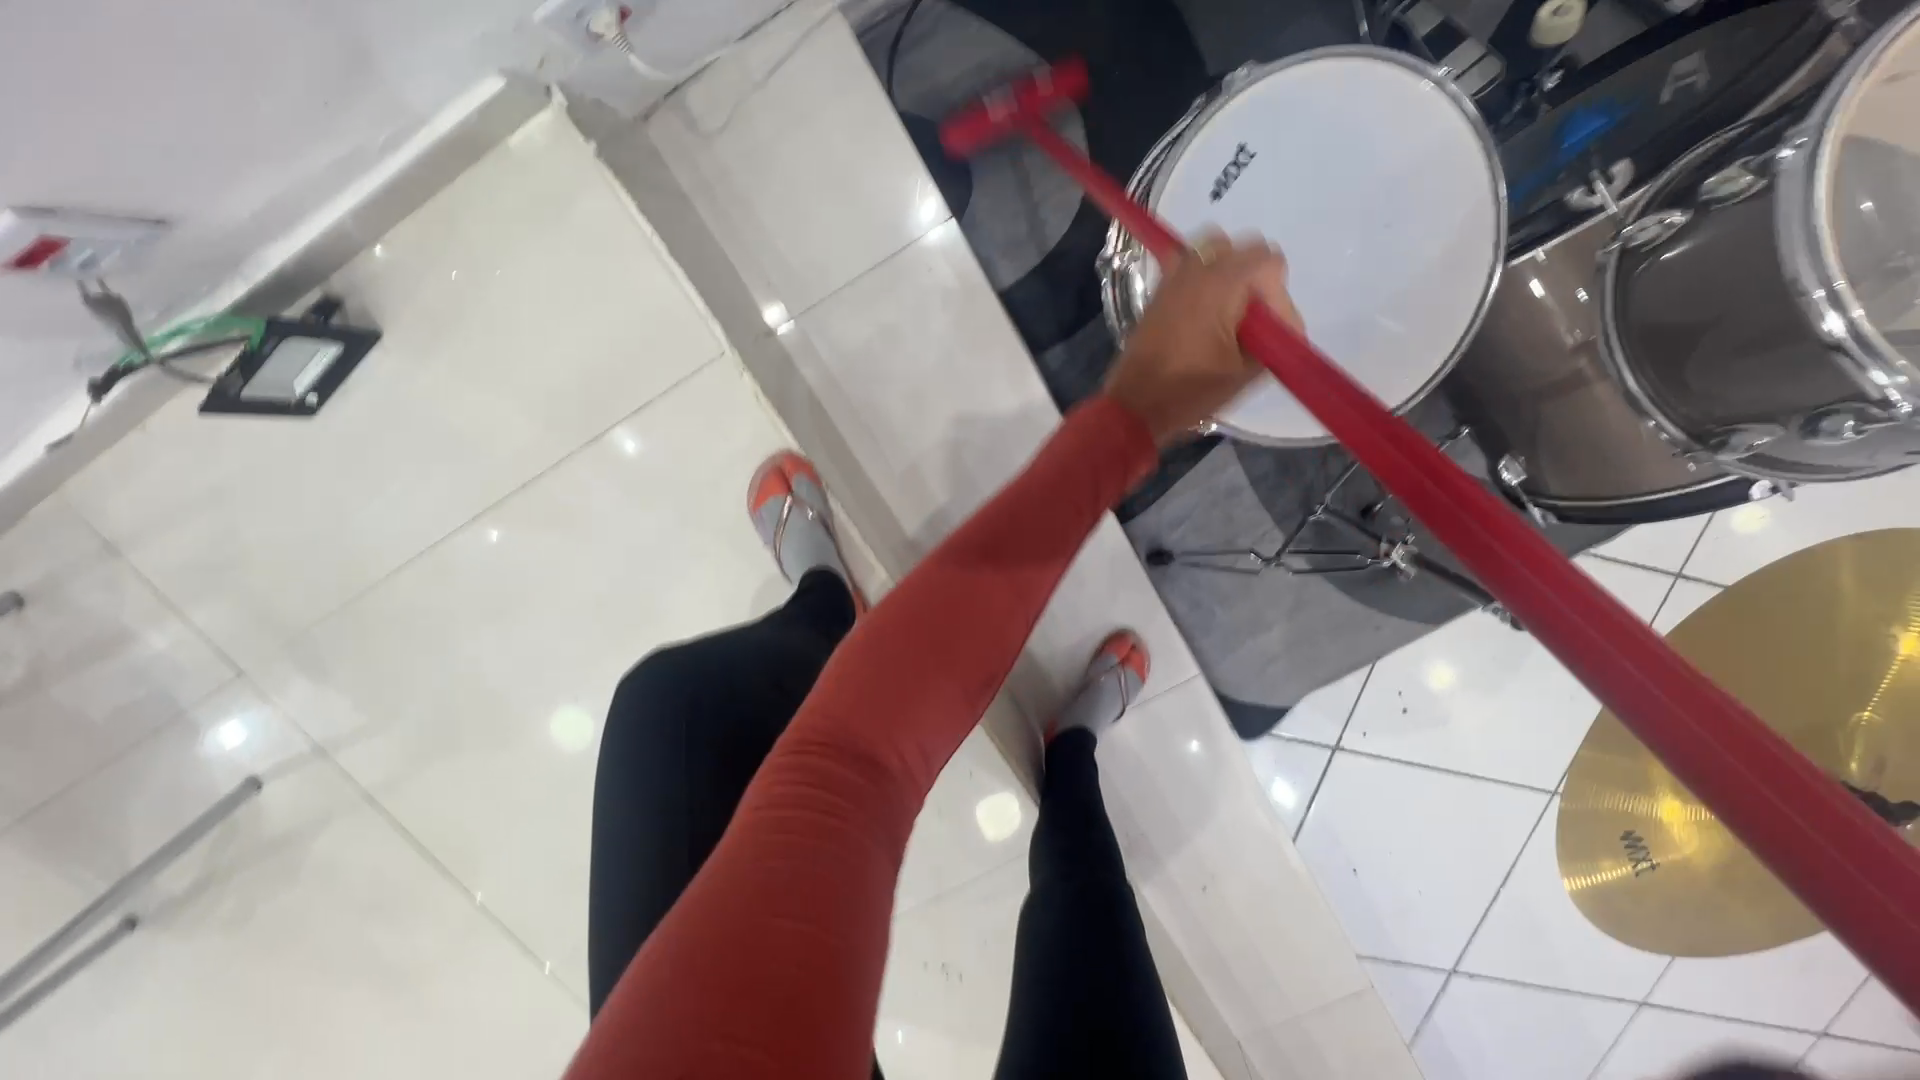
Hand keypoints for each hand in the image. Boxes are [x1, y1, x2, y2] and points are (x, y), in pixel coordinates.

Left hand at [1103, 230, 1304, 445]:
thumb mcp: (1247, 371)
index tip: (1267, 328)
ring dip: (1228, 269)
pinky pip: (1187, 262)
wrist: (1136, 404)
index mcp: (1224, 283)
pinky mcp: (1158, 289)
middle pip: (1243, 247)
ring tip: (1228, 309)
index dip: (1277, 293)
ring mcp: (1174, 276)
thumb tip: (1285, 325)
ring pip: (1212, 248)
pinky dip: (1201, 274)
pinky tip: (1204, 308)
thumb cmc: (1192, 390)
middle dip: (1256, 278)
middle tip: (1251, 319)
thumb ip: (1277, 340)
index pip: (1270, 260)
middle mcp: (1198, 268)